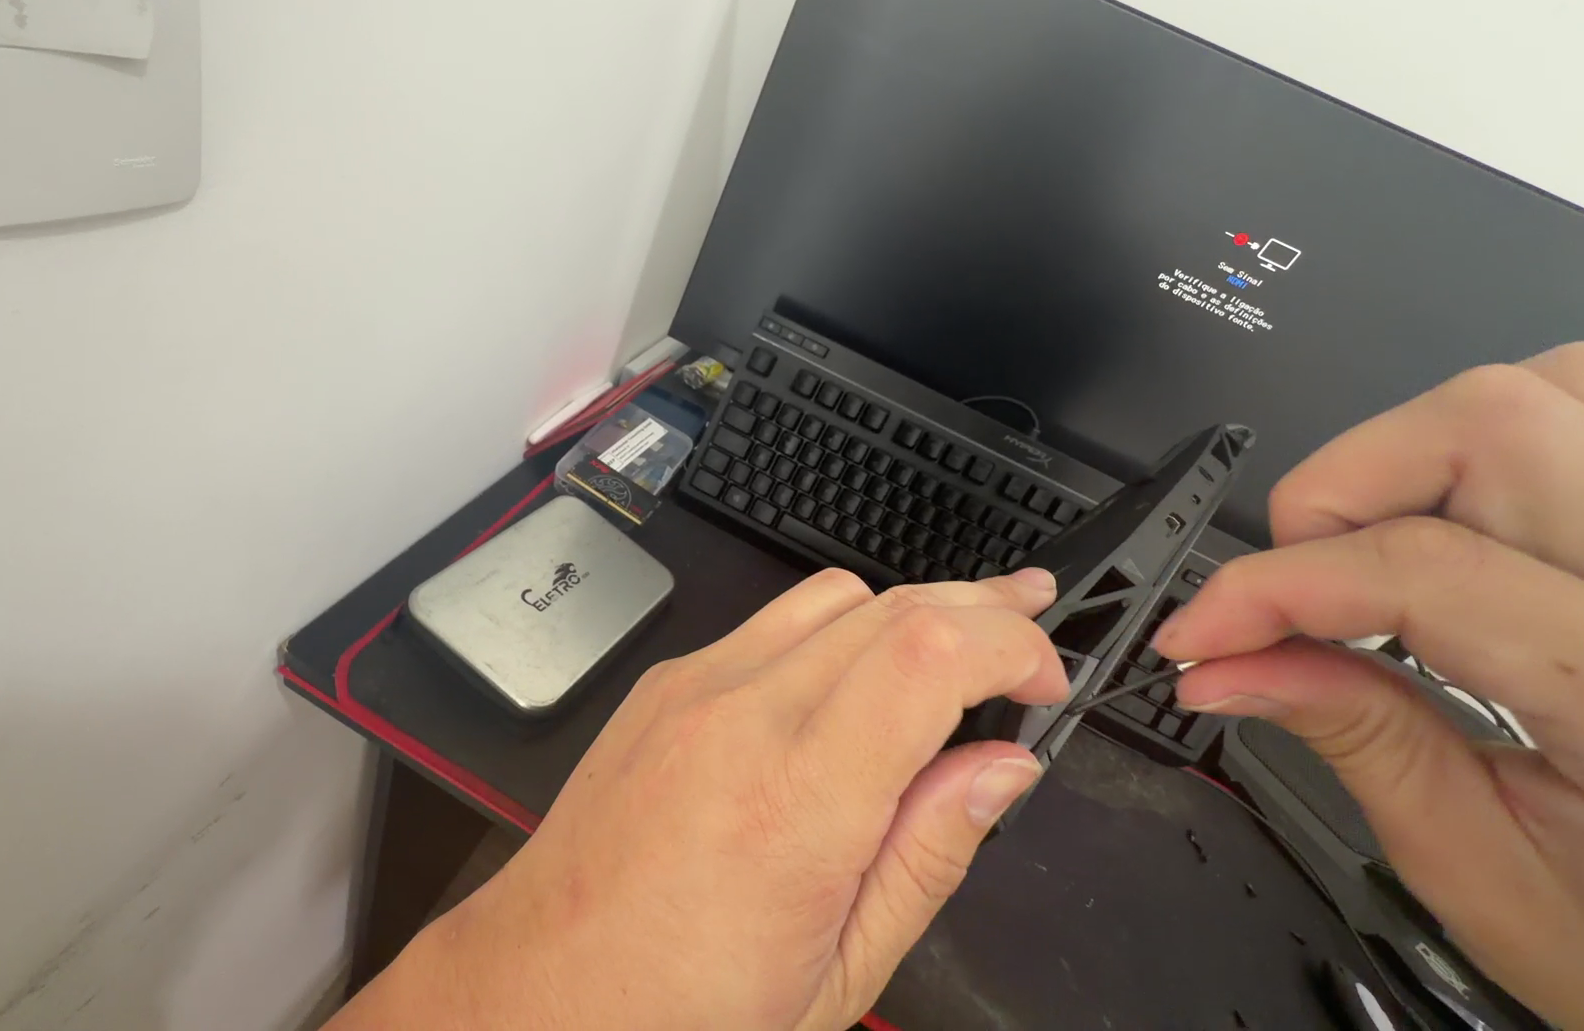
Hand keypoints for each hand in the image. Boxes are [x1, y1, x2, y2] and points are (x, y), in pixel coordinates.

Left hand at [337, 569, 1067, 1030]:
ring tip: (954, 642)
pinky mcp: (667, 683)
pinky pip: (770, 624)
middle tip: (1031, 622)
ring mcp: (693, 687)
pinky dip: (835, 631)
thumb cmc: (682, 1007)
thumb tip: (1000, 768)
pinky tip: (851, 674)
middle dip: (979, 604)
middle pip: (889, 604)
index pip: (928, 653)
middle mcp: (738, 716)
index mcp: (795, 800)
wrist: (541, 986)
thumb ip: (931, 850)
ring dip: (907, 609)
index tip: (1042, 678)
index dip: (1010, 641)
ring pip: (831, 595)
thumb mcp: (841, 967)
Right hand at [1153, 343, 1583, 1029]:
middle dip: (1336, 491)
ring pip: (1553, 387)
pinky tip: (1462, 523)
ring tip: (1377, 549)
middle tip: (1296, 583)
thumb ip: (1348, 734)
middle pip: (1491, 426)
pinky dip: (1496, 442)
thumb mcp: (1485, 870)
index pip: (1421, 573)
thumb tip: (1217, 665)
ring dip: (1415, 454)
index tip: (1195, 633)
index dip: (1268, 589)